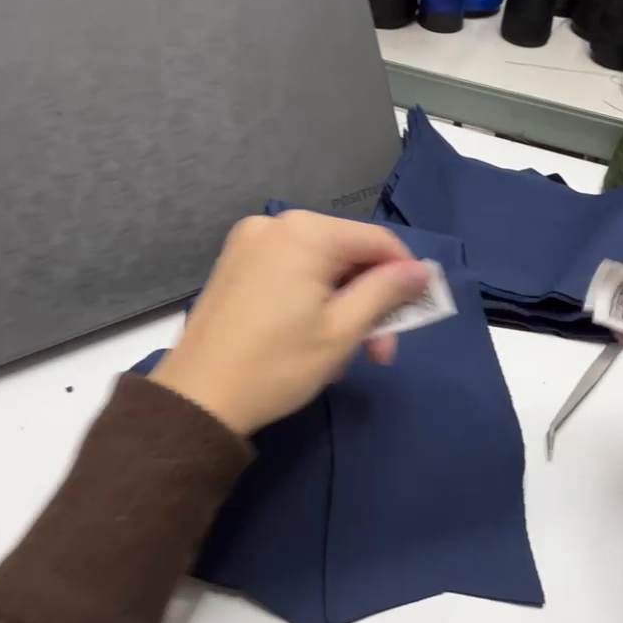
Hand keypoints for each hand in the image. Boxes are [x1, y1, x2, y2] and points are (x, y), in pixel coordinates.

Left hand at [149, 211, 429, 434]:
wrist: (198, 398)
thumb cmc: (277, 366)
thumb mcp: (343, 331)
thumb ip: (387, 292)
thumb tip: (424, 270)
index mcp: (305, 233)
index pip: (378, 241)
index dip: (406, 277)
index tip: (415, 317)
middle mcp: (275, 224)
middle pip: (348, 253)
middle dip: (371, 300)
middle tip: (379, 351)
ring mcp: (249, 243)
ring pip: (321, 266)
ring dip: (345, 305)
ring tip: (346, 354)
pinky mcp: (235, 265)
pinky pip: (292, 272)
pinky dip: (313, 299)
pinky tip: (314, 337)